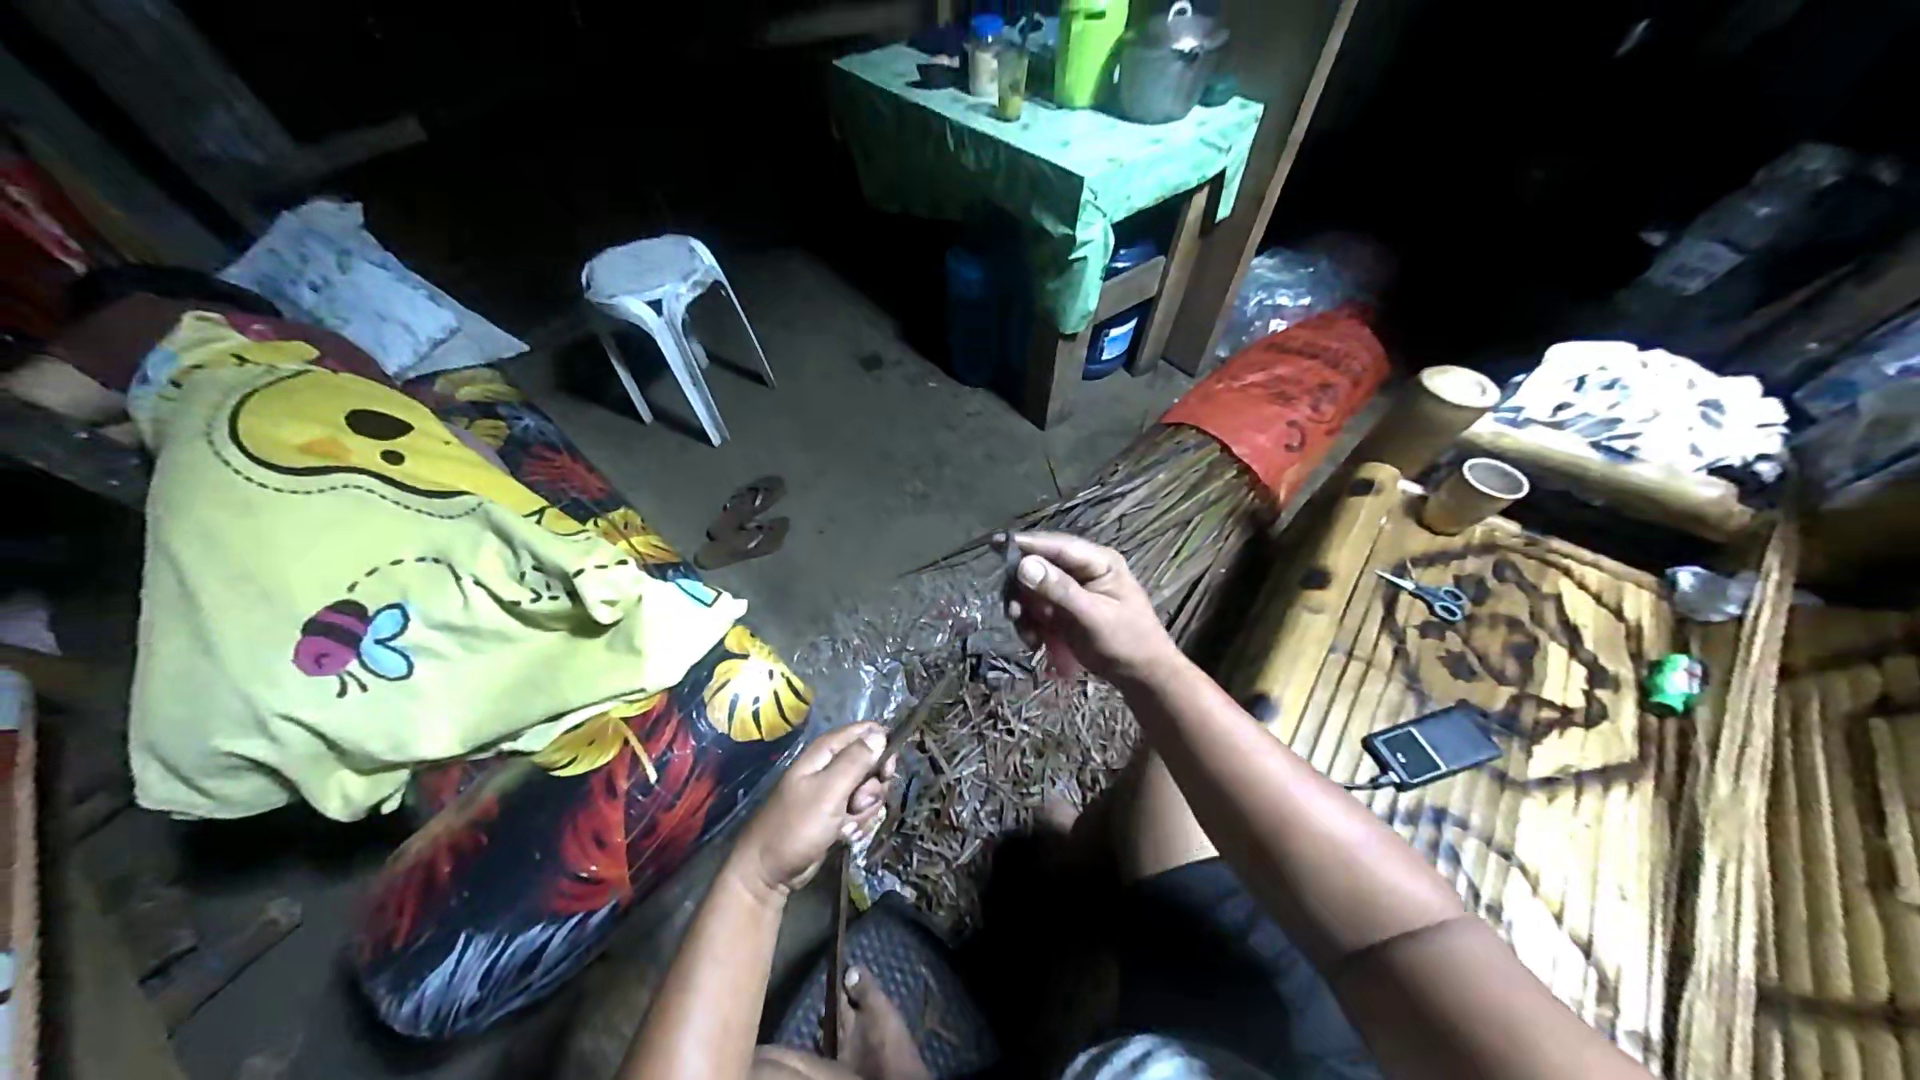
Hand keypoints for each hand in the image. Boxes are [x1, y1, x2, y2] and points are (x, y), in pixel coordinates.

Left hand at [733, 723, 893, 900]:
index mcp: (826, 751)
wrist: (770, 871)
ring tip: (845, 824)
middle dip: (873, 787)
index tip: (886, 770)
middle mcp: (832, 766)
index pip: (865, 732)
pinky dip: (858, 824)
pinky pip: (862, 810)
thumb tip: (881, 734)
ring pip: (870, 790)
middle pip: (872, 763)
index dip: (881, 747)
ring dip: (865, 810)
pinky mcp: (838, 813)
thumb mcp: (829, 791)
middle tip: (858, 803)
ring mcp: (835, 791)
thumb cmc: (796, 826)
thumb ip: (856, 761)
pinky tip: (844, 834)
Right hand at [1002, 532, 1180, 687]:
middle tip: (1014, 614)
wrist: (1142, 676)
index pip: (1055, 546)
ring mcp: (1072, 590)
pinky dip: (1032, 625)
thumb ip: (1059, 590)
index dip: (1024, 544)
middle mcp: (1082, 570)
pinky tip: (1036, 643)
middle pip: (1038, 567)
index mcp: (1097, 561)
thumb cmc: (1126, 642)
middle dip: (1022, 591)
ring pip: (1033, 590)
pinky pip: (1037, 610)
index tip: (994, 545)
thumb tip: (1024, 565)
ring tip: (1030, 637)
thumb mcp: (1092, 616)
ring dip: (1025, 613)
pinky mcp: (1064, 609)